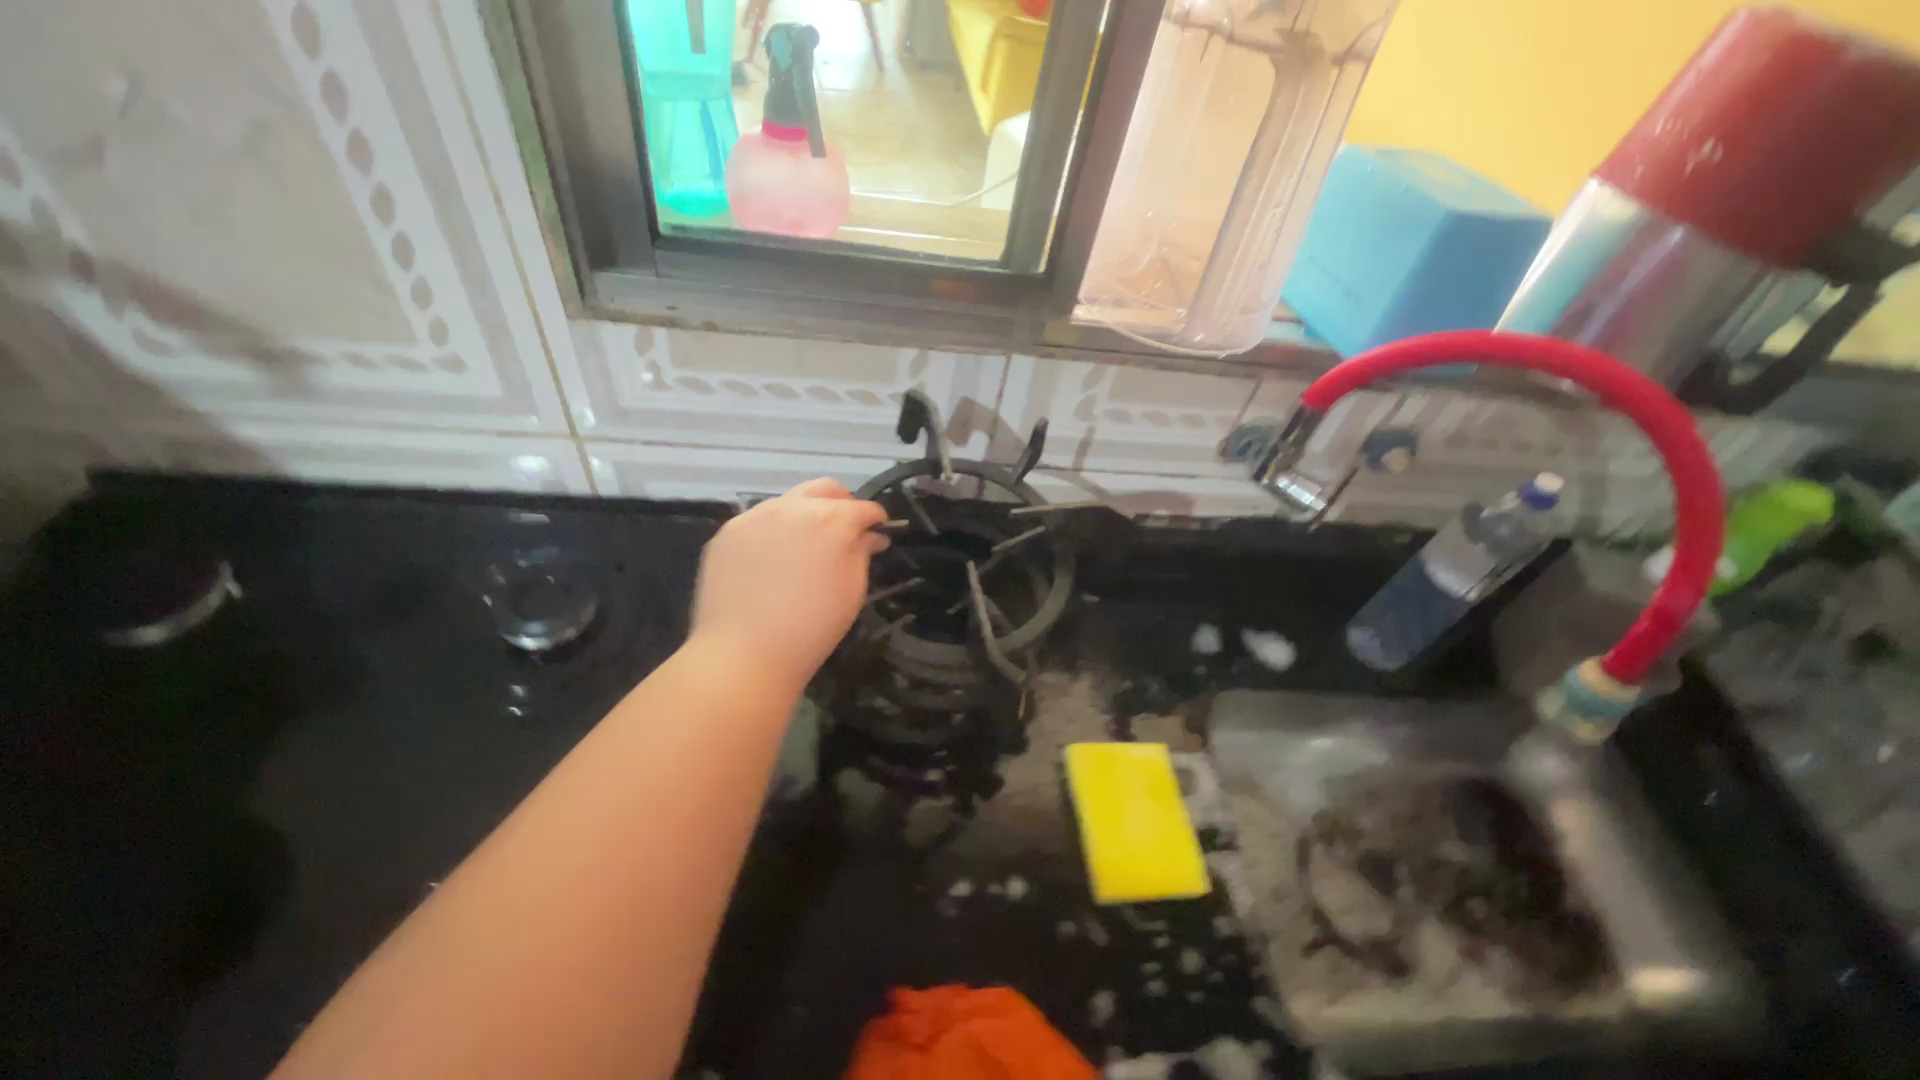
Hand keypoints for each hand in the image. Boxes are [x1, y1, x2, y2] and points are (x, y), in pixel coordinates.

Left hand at [690, 477, 888, 692]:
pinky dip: (773, 531)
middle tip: (845, 529)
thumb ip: (861, 554)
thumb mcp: (851, 591)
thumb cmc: (811, 627)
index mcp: (830, 520)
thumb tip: (870, 537)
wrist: (745, 652)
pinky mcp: (727, 533)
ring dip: (804, 514)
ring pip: (788, 501)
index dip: (875, 519)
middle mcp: (792, 507)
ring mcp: (754, 516)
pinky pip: (758, 521)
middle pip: (824, 489)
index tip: (879, 532)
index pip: (862, 508)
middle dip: (841, 502)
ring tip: (805, 546)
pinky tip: (772, 561)